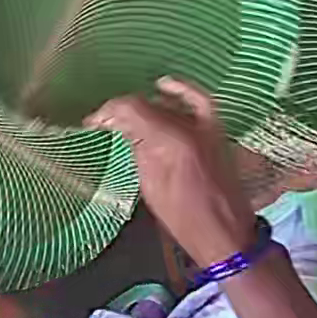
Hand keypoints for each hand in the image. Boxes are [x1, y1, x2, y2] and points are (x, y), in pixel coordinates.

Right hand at [85, 77, 258, 263]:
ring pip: (166, 102)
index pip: (131, 109)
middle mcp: (189, 126)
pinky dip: (179, 90)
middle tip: (103, 123)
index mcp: (170, 141)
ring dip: (143, 105)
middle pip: (146, 103)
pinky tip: (162, 86)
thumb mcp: (149, 183)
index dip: (107, 112)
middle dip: (120, 110)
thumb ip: (137, 149)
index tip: (91, 123)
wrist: (224, 231)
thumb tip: (122, 129)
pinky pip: (196, 100)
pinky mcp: (215, 130)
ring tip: (125, 116)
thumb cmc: (182, 216)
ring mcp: (206, 126)